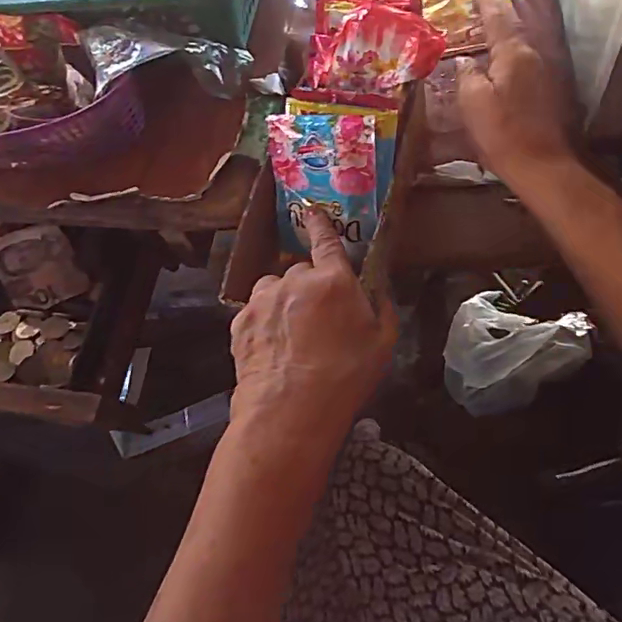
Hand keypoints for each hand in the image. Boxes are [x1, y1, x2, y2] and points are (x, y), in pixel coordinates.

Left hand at [228, 213, 396, 459]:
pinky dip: (264, 322)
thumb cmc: (344, 377)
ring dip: (283, 301)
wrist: (288, 411)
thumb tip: (376, 292)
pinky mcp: (239, 320)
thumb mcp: (382, 344)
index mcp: (332, 280)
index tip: (311, 210)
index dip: (320, 223)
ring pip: (274, 289)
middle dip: (310, 287)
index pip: (326, 240)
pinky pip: (255, 311)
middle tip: (319, 320)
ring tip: (292, 335)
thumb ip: (382, 308)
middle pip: (301, 271)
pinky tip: (273, 349)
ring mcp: (262, 299)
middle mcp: (293, 280)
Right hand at [458, 0, 578, 180]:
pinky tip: (495, 72)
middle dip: (495, 24)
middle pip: (513, 33)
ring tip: (482, 43)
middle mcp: (534, 58)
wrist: (539, 164)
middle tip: (475, 19)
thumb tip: (465, 60)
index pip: (499, 20)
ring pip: (519, 51)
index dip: (486, 7)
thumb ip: (467, 75)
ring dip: (501, 44)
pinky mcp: (546, 94)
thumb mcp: (472, 101)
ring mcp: (544, 76)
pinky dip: (508, 63)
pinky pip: (523, 68)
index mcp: (514, 54)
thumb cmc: (501, 131)